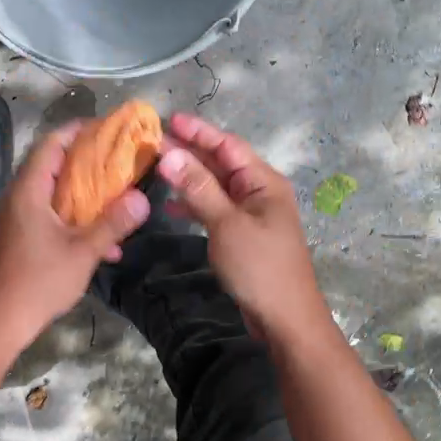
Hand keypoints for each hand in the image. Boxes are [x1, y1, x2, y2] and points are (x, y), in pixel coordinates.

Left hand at [0, 122, 149, 352]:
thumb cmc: (37, 282)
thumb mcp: (82, 252)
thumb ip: (113, 223)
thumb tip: (143, 199)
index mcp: (29, 190)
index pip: (52, 143)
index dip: (78, 131)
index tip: (109, 129)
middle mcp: (20, 197)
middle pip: (55, 165)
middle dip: (89, 162)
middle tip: (121, 160)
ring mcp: (19, 218)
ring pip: (56, 193)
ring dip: (86, 195)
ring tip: (120, 197)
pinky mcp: (22, 238)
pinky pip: (52, 216)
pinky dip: (76, 221)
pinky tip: (106, 246)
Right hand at [156, 113, 328, 343]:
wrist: (285, 320)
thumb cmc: (260, 267)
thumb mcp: (226, 224)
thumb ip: (198, 188)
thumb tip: (170, 154)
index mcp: (263, 182)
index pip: (228, 145)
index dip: (199, 131)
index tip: (169, 120)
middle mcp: (259, 192)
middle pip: (221, 163)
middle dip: (190, 151)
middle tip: (154, 142)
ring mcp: (251, 214)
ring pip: (216, 186)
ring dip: (189, 177)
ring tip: (156, 167)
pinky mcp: (243, 235)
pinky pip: (215, 209)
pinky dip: (194, 204)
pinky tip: (171, 205)